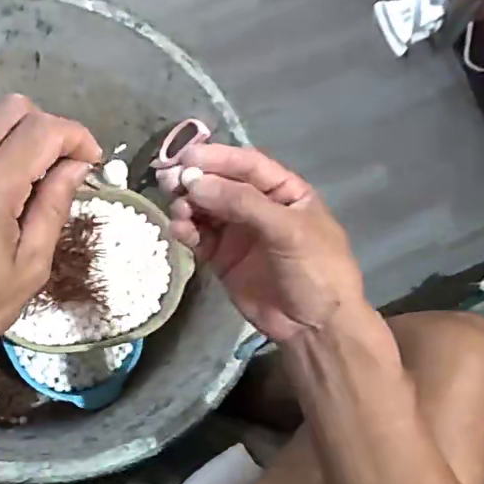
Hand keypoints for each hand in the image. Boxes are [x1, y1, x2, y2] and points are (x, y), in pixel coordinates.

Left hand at [0, 94, 100, 389]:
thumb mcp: (31, 264)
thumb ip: (54, 206)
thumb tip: (77, 166)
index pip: (40, 131)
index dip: (76, 137)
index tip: (92, 162)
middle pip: (12, 110)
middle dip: (48, 130)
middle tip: (64, 168)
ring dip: (20, 145)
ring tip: (35, 190)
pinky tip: (2, 201)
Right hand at [165, 144, 366, 343]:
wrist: (314, 326)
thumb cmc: (316, 269)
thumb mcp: (288, 230)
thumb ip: (242, 204)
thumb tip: (195, 183)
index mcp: (283, 192)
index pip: (246, 166)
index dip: (217, 159)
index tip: (186, 157)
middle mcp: (257, 207)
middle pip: (220, 185)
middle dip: (194, 180)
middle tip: (167, 179)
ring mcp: (237, 234)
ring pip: (205, 210)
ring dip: (187, 206)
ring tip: (177, 210)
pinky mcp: (221, 259)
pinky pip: (199, 238)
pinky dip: (186, 232)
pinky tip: (178, 230)